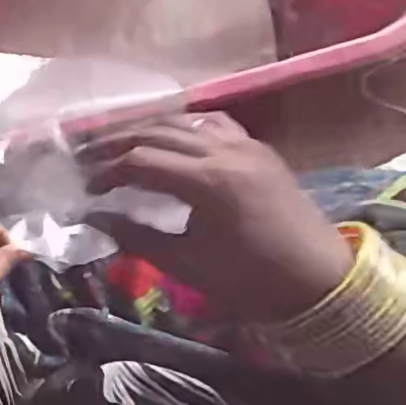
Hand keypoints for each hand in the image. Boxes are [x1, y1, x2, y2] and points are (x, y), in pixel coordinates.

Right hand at [79, 112, 353, 321]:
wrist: (319, 282)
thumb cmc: (249, 280)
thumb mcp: (184, 263)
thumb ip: (134, 235)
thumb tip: (93, 217)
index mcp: (207, 183)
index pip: (140, 160)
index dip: (106, 171)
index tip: (88, 189)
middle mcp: (226, 152)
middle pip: (157, 132)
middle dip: (115, 143)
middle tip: (86, 157)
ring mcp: (246, 146)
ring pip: (183, 122)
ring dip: (145, 130)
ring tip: (117, 144)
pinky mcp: (258, 150)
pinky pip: (212, 125)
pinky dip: (182, 128)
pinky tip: (167, 139)